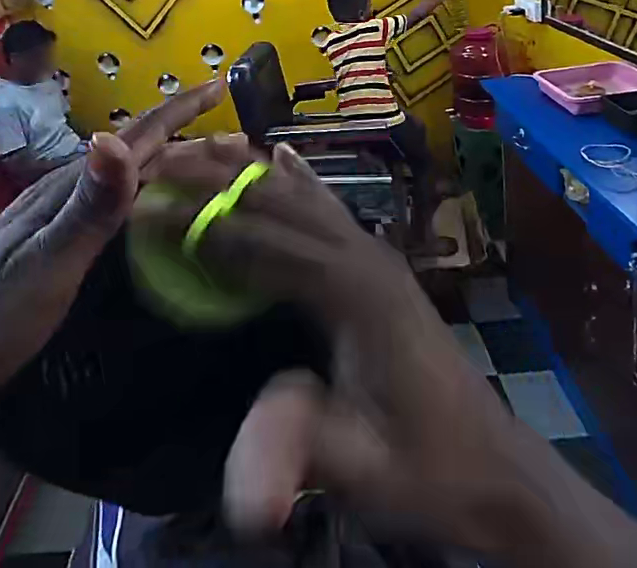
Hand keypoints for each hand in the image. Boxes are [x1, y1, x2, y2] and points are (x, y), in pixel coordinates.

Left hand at [0, 78, 226, 407]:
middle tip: (233, 137)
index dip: (180, 107)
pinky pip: (106, 200)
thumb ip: (87, 207)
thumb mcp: (44, 265)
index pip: (136, 135)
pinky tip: (145, 207)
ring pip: (119, 174)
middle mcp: (60, 191)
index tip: (219, 84)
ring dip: (164, 160)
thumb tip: (117, 137)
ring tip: (204, 162)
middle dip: (183, 132)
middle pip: (132, 149)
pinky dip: (139, 192)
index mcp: (67, 189)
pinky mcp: (46, 238)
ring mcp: (50, 214)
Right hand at [138, 138, 520, 547]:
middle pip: (278, 199)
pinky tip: (281, 155)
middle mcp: (362, 254)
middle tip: (158, 159)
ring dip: (247, 168)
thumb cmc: (425, 465)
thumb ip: (301, 455)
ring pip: (301, 193)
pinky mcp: (375, 264)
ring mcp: (373, 253)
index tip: (143, 208)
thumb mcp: (360, 470)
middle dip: (214, 176)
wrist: (493, 467)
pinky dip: (297, 178)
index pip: (260, 240)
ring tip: (200, 144)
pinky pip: (326, 207)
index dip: (198, 223)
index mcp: (353, 289)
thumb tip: (239, 493)